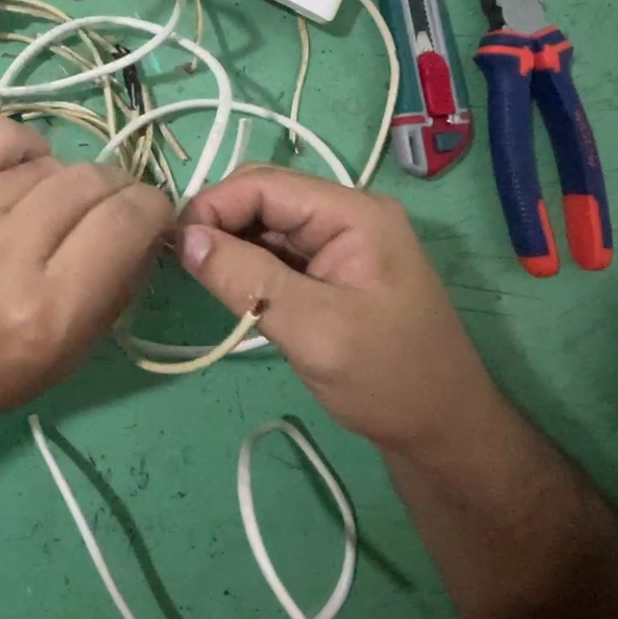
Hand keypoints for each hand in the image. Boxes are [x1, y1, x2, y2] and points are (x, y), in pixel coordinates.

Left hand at [0, 119, 173, 441]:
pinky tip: (27, 173)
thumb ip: (117, 287)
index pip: (127, 220)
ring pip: (54, 163)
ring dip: (72, 181)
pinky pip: (4, 136)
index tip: (150, 217)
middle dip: (120, 191)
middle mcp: (9, 253)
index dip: (154, 209)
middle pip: (94, 182)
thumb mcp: (67, 356)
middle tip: (112, 211)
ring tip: (58, 209)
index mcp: (48, 309)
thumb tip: (147, 226)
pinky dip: (29, 149)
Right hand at [176, 165, 500, 456]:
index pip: (263, 185)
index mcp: (353, 213)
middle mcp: (345, 213)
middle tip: (184, 263)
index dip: (212, 206)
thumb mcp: (314, 331)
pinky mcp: (328, 266)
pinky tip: (230, 286)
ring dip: (229, 242)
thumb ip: (247, 280)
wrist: (443, 433)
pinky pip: (273, 247)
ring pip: (263, 221)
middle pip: (261, 194)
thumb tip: (184, 239)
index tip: (174, 247)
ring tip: (203, 277)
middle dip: (218, 221)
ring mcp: (338, 239)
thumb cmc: (389, 380)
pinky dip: (245, 261)